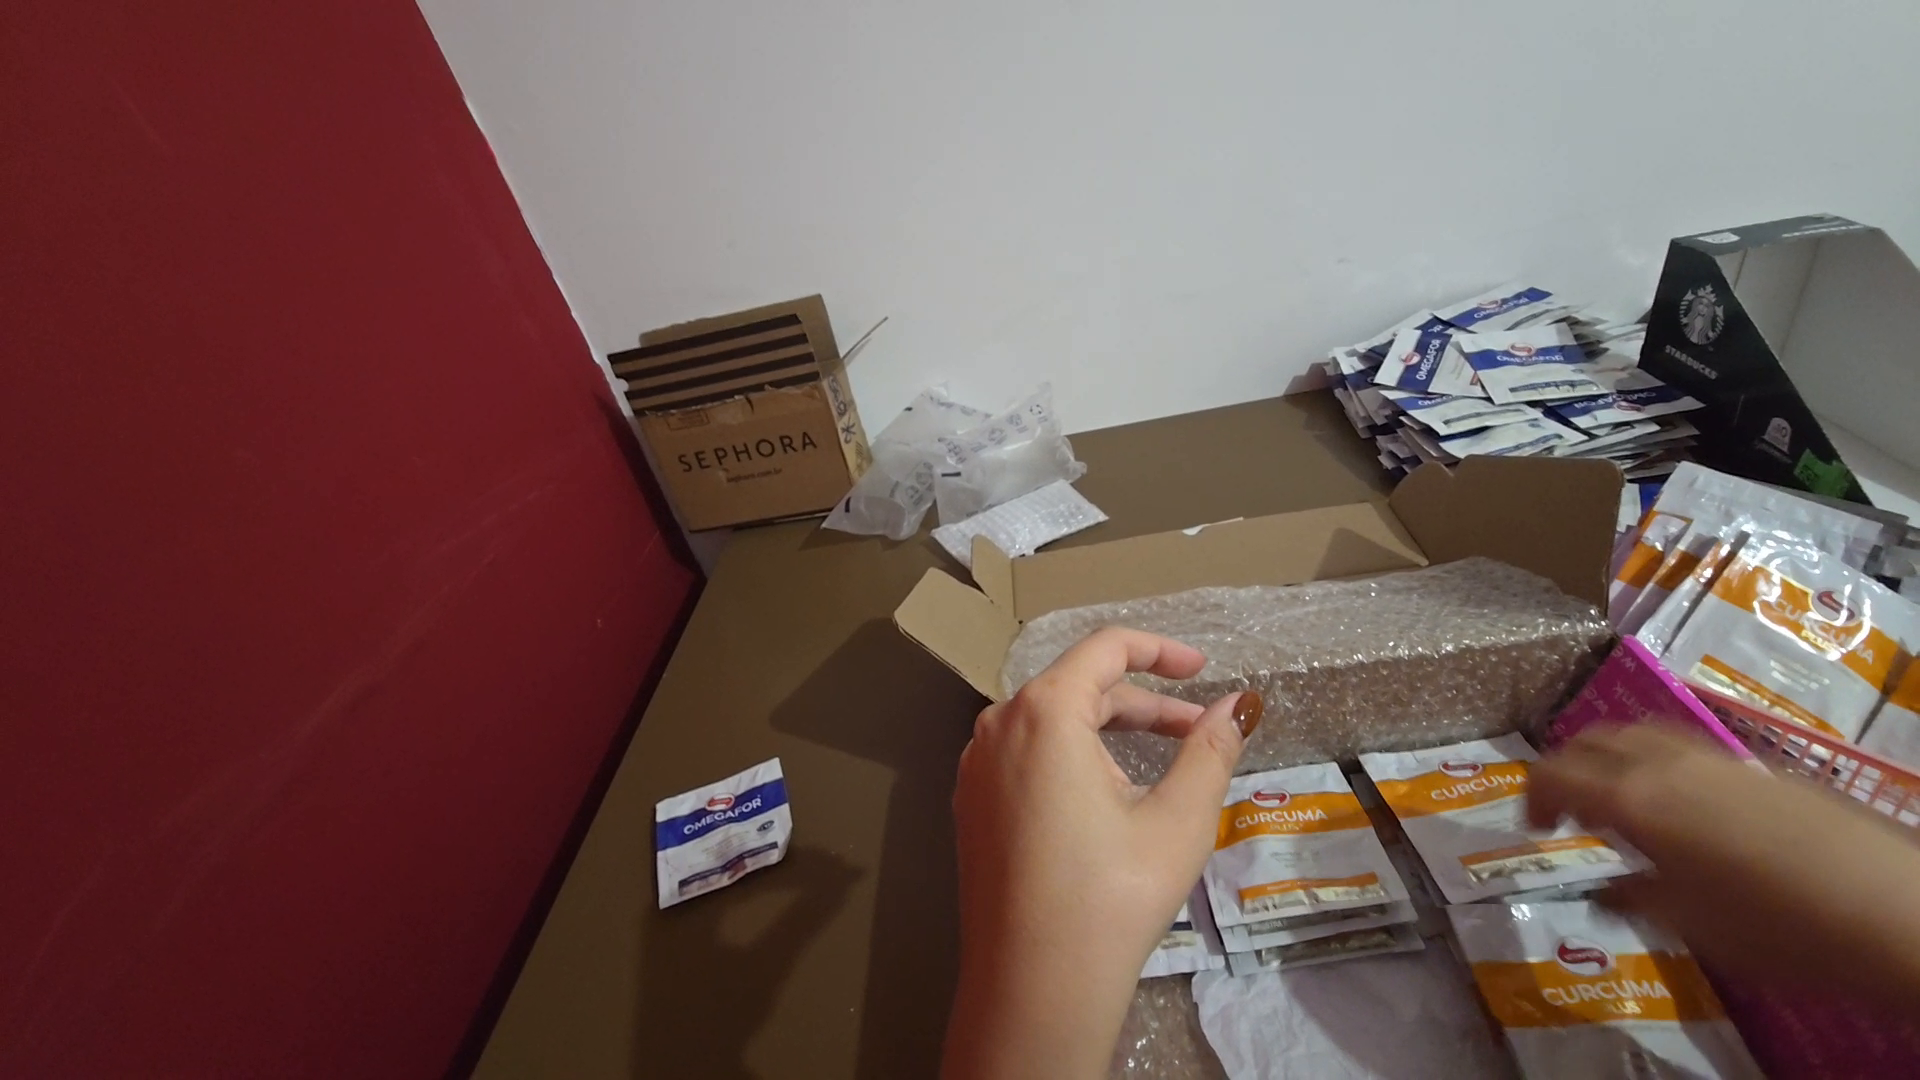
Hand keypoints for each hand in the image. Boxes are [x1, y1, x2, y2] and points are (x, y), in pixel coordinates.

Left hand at [942, 628, 1261, 1079]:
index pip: (1104, 648)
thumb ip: (1210, 748)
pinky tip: (1105, 797)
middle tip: (1198, 731)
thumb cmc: (1110, 896)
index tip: (1202, 668)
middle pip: (1079, 687)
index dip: (1160, 649)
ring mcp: (976, 763)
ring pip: (1053, 723)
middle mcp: (997, 724)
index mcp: (1042, 711)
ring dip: (1109, 732)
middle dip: (1144, 705)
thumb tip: (1238, 704)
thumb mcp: (1177, 819)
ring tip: (1160, 770)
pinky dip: (1072, 757)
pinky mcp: (971, 799)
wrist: (1032, 988)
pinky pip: (1027, 754)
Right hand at [1530, 723, 1919, 1011]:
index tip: (1536, 827)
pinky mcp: (1760, 768)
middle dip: (1565, 767)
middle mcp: (1664, 766)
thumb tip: (1605, 890)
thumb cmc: (1786, 931)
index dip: (1531, 796)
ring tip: (1620, 793)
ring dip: (1610, 756)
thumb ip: (1636, 898)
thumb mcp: (1696, 927)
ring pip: (1636, 733)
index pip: (1552, 774)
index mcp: (1633, 800)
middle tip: (1569, 808)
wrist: (1912, 917)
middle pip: (1588, 740)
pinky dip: (1658, 761)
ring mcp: (1715, 760)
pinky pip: (1684, 746)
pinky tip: (1685, 801)